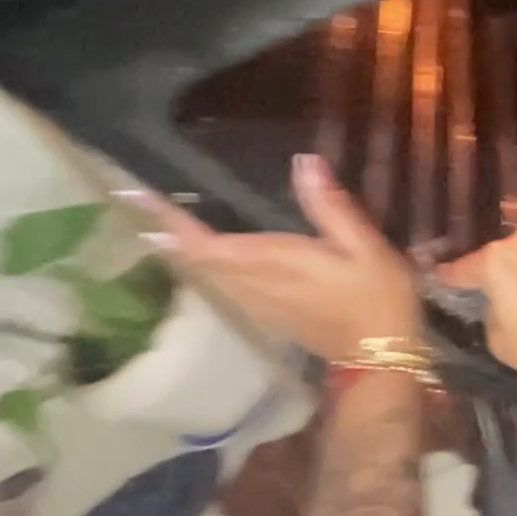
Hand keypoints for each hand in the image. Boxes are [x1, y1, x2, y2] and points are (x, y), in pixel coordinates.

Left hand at [122, 154, 420, 359]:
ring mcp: (257, 303)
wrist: (380, 354)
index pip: (208, 243)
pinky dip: (203, 264)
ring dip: (181, 249)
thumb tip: (304, 161)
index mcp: (275, 263)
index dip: (171, 221)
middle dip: (167, 231)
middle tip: (140, 202)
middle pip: (197, 260)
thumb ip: (331, 206)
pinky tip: (205, 255)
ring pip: (205, 274)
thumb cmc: (377, 295)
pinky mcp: (266, 313)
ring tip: (162, 223)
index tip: (136, 197)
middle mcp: (254, 284)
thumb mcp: (364, 245)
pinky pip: (221, 284)